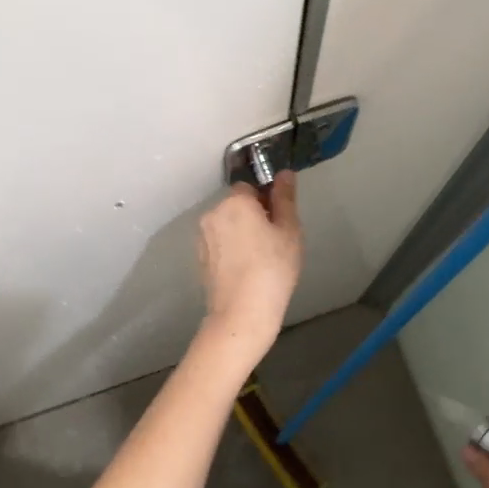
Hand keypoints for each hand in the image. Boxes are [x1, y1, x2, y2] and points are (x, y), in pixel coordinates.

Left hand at [196, 172, 301, 359]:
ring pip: (227, 227)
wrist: (241, 314)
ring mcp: (202, 238)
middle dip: (253, 218)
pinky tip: (245, 272)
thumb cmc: (272, 270)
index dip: (267, 202)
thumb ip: (285, 199)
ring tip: (260, 261)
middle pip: (236, 207)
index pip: (251, 188)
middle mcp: (212, 214)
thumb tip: (283, 174)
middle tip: (274, 244)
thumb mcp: (289, 231)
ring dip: (241, 235)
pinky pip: (220, 246)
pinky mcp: (200, 259)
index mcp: (234, 202)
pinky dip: (231, 252)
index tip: (279, 223)